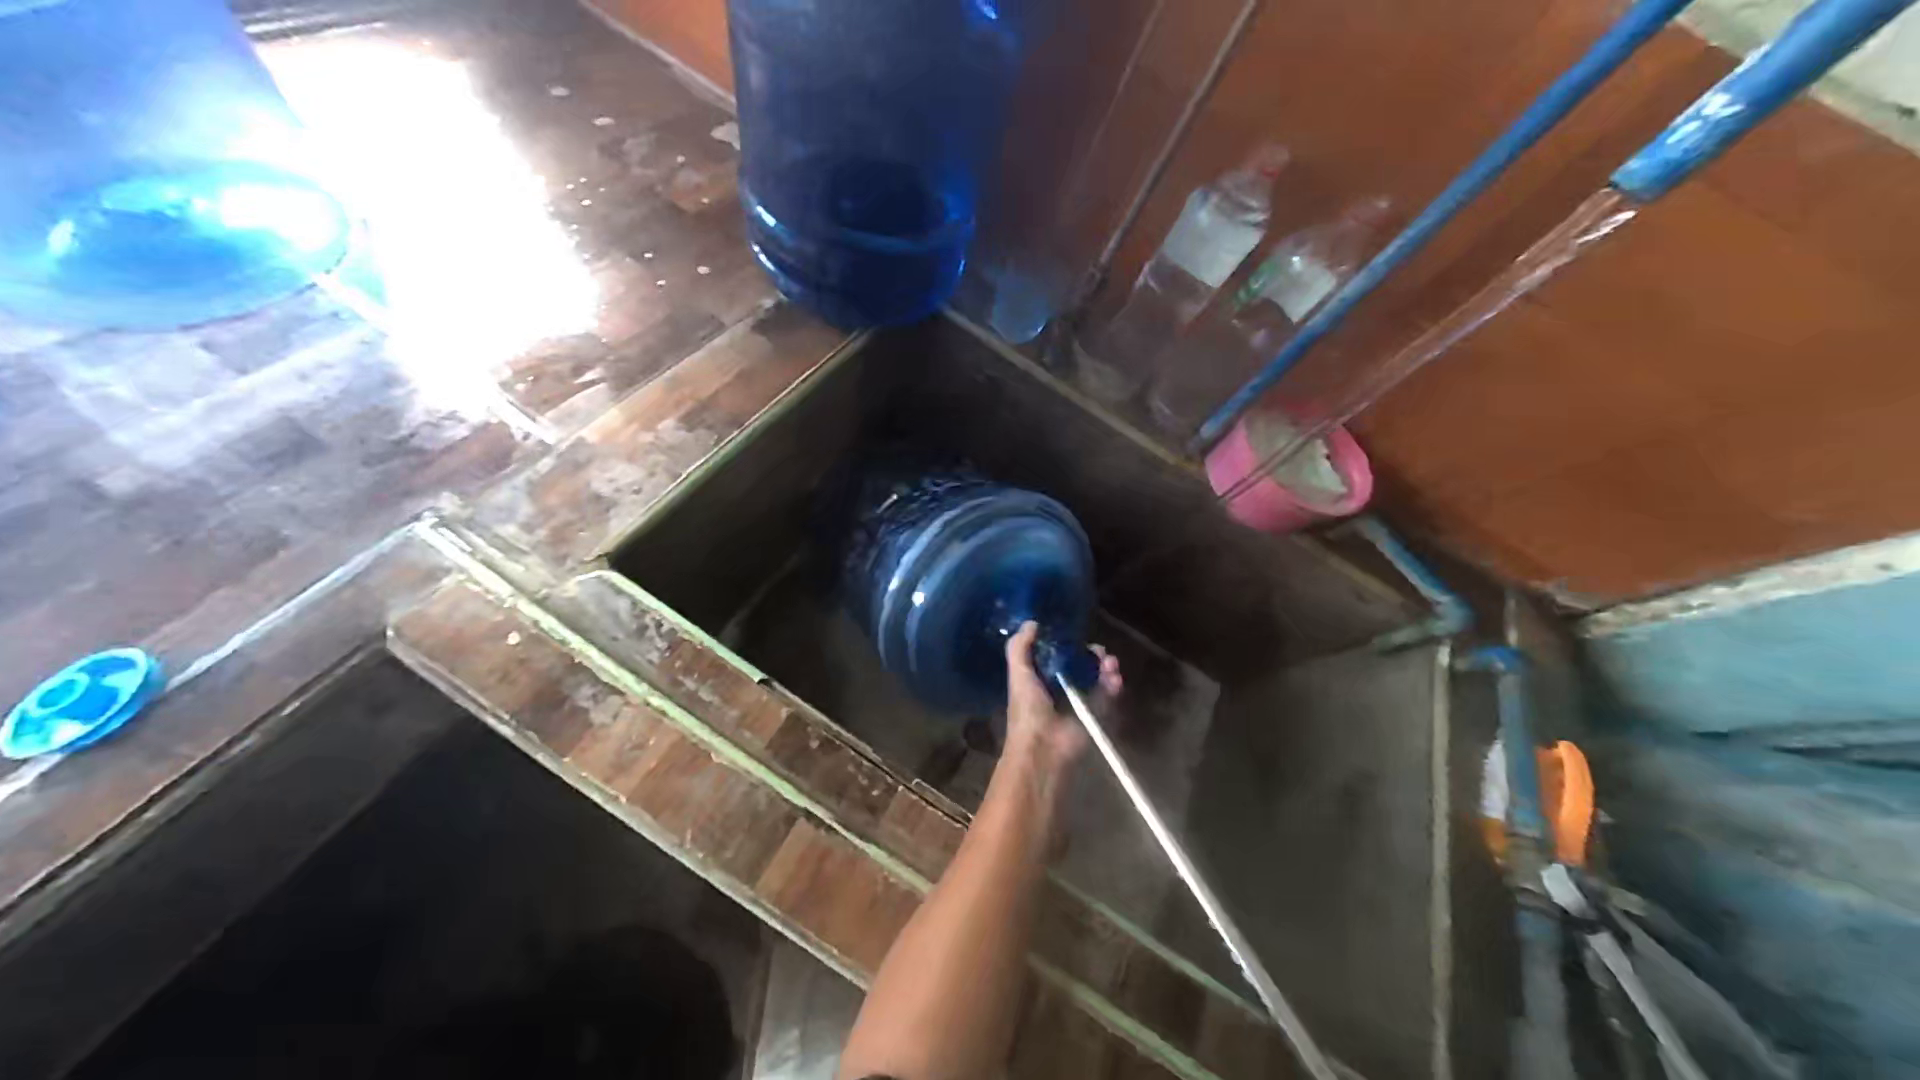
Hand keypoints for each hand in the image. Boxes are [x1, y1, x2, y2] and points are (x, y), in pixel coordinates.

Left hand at [1002, 621, 1121, 776]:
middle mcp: (1060, 687)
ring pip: (1098, 678)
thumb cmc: (1027, 709)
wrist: (1043, 747)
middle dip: (1092, 655)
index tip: (1077, 634)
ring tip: (1111, 663)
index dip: (1068, 643)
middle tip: (1100, 651)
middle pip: (1081, 664)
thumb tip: (1032, 622)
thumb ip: (1020, 647)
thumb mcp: (1018, 673)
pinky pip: (1108, 696)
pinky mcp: (1094, 715)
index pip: (1057, 654)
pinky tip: (1115, 678)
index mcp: (1039, 678)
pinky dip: (1113, 685)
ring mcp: (1079, 702)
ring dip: (1106, 668)